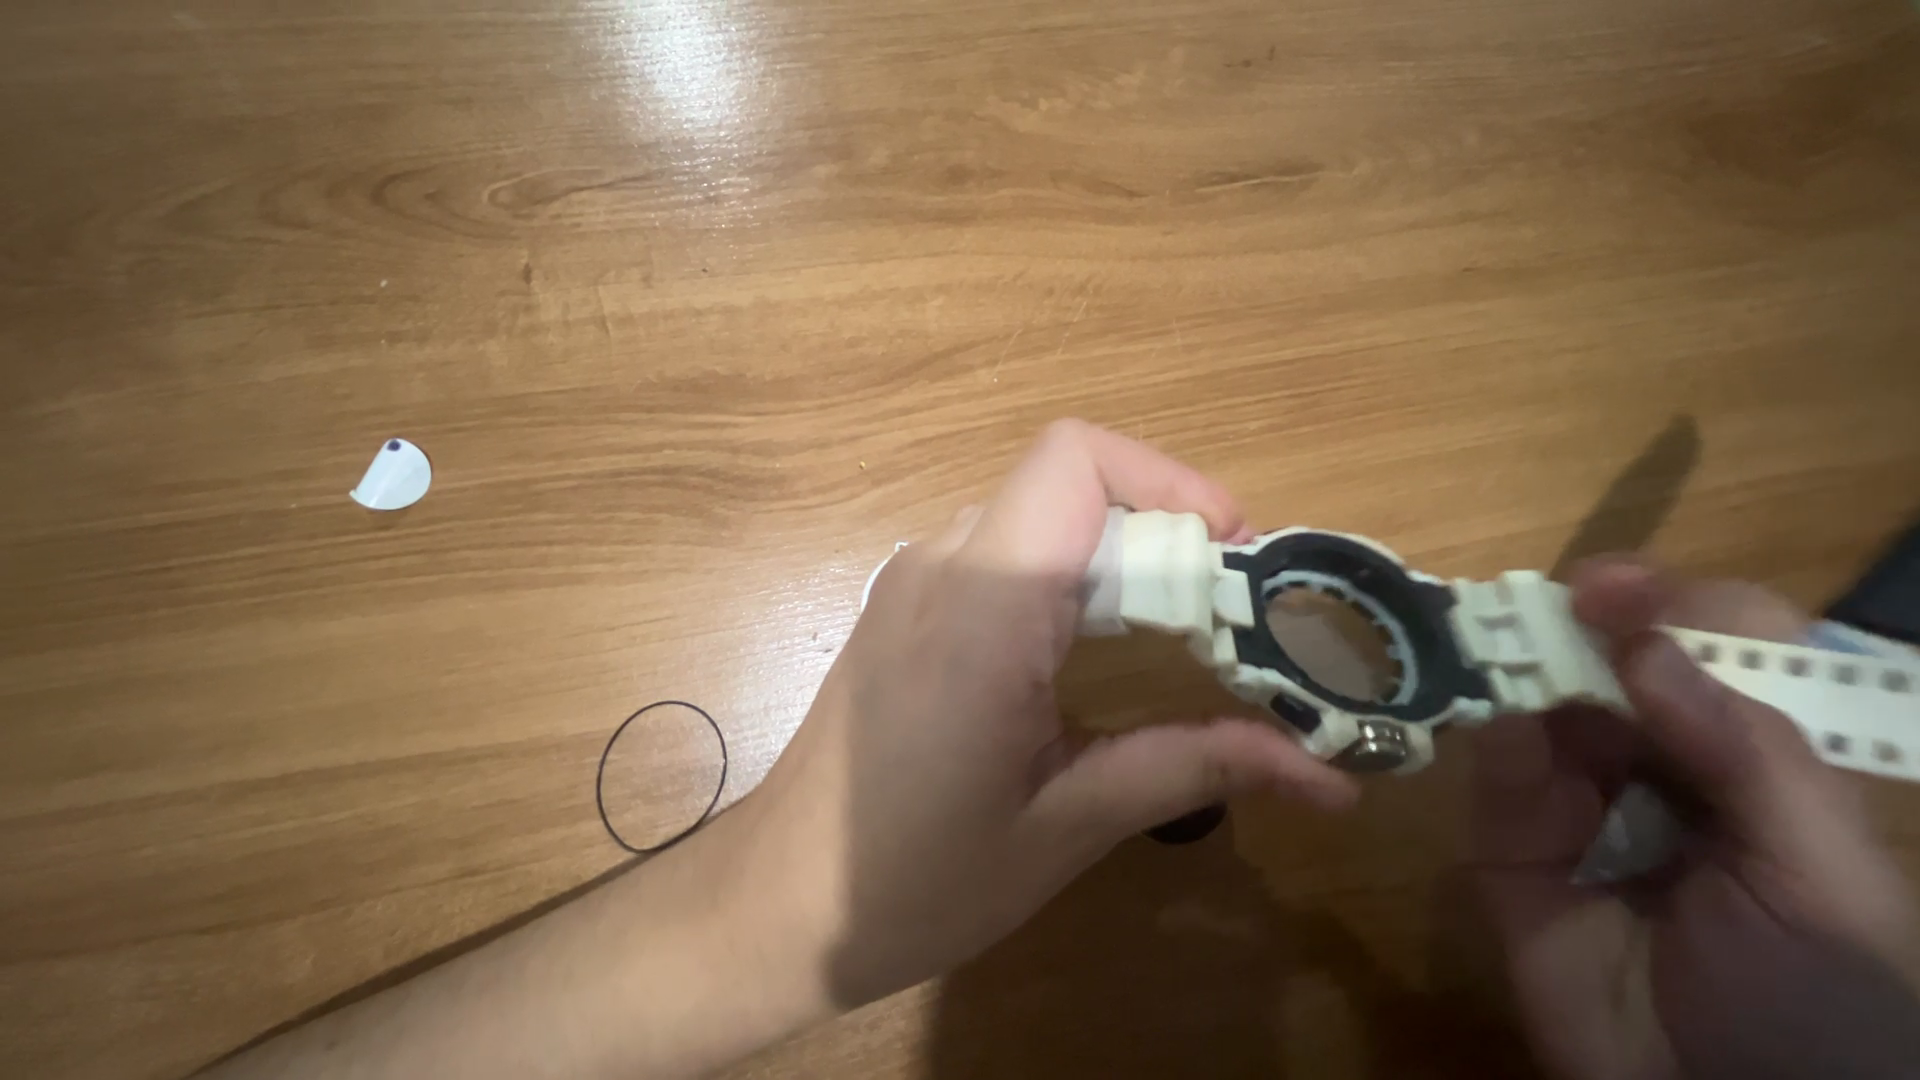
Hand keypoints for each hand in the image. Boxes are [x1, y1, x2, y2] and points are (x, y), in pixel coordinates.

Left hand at [727, 419, 1358, 1009]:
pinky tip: (1091, 655)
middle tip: (1230, 621)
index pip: (1075, 461)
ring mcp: (913, 579)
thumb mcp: (1066, 824)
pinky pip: (1000, 554)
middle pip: (1069, 488)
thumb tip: (1329, 777)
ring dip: (1115, 560)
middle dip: (1163, 536)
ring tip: (1178, 640)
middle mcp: (942, 564)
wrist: (780, 899)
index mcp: (985, 604)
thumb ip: (1192, 767)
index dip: (1171, 480)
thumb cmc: (916, 878)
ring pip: (1037, 519)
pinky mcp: (903, 605)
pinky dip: (1066, 579)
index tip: (1234, 557)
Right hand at [1472, 557, 1919, 1079]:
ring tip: (1495, 631)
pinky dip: (1486, 726)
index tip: (1619, 589)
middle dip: (1583, 621)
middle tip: (1548, 598)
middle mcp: (1664, 760)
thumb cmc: (1818, 1000)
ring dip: (1520, 661)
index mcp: (1759, 762)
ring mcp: (1578, 792)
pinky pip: (1495, 764)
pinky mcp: (1508, 829)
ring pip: (1544, 699)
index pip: (1725, 653)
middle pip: (1618, 662)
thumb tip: (1644, 650)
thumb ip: (1752, 758)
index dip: (1681, 606)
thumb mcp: (1825, 882)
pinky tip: (1481, 700)